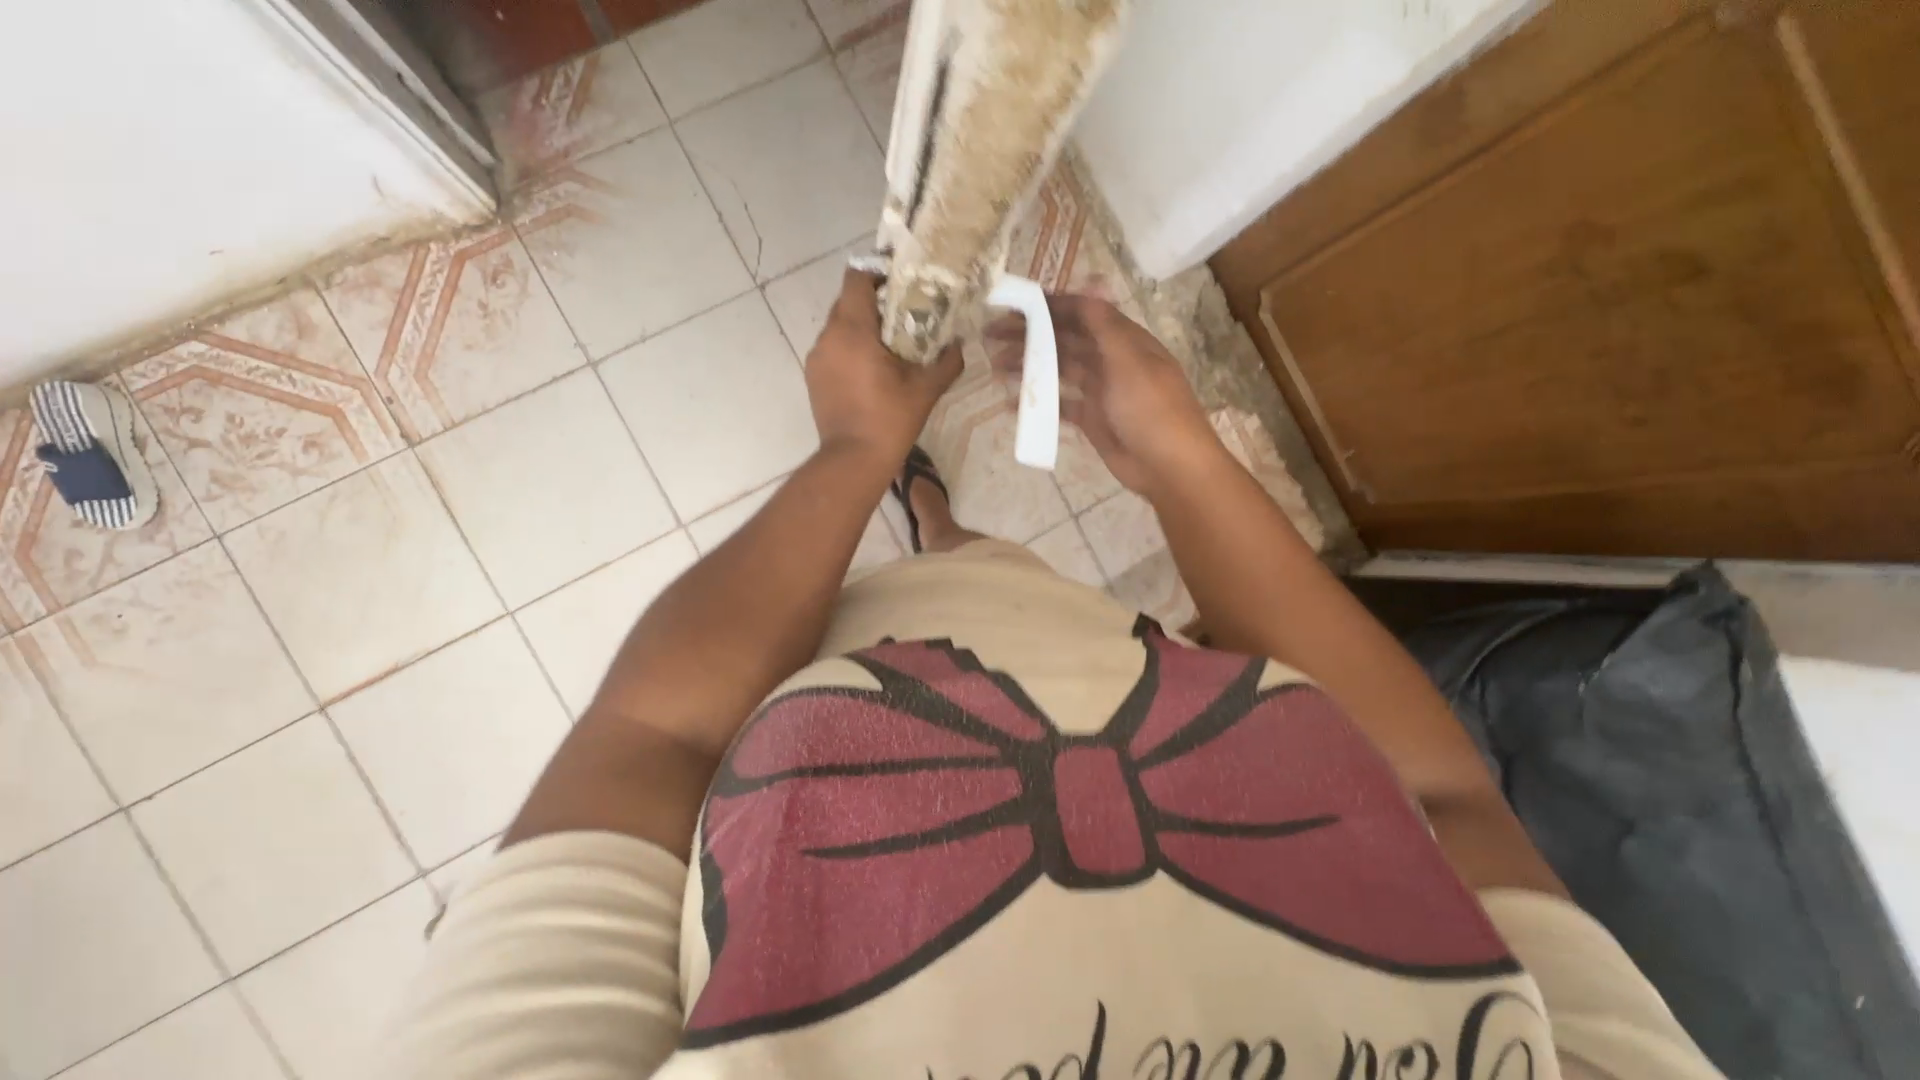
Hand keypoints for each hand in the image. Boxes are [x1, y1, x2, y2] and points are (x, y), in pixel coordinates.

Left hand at [804, 269, 963, 471]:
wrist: (854, 460)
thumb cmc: (890, 420)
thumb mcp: (926, 389)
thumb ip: (947, 361)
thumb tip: (959, 344)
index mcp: (853, 330)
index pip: (856, 278)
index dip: (877, 273)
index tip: (900, 282)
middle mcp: (828, 337)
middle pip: (847, 301)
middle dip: (874, 302)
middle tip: (903, 314)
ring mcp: (816, 358)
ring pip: (838, 326)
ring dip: (861, 328)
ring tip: (888, 344)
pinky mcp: (813, 376)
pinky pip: (832, 349)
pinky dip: (849, 349)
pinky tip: (871, 369)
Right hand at [988, 295, 1222, 498]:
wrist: (1171, 466)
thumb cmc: (1153, 410)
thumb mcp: (1129, 362)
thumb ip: (1104, 325)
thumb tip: (1092, 282)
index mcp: (1124, 340)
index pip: (1082, 313)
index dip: (1049, 306)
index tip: (1014, 305)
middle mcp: (1111, 360)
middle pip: (1065, 340)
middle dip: (1030, 335)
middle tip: (991, 336)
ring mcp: (1101, 390)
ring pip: (1059, 370)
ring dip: (1029, 366)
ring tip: (995, 367)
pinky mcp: (1093, 419)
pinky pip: (1060, 405)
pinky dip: (1038, 403)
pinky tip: (1010, 404)